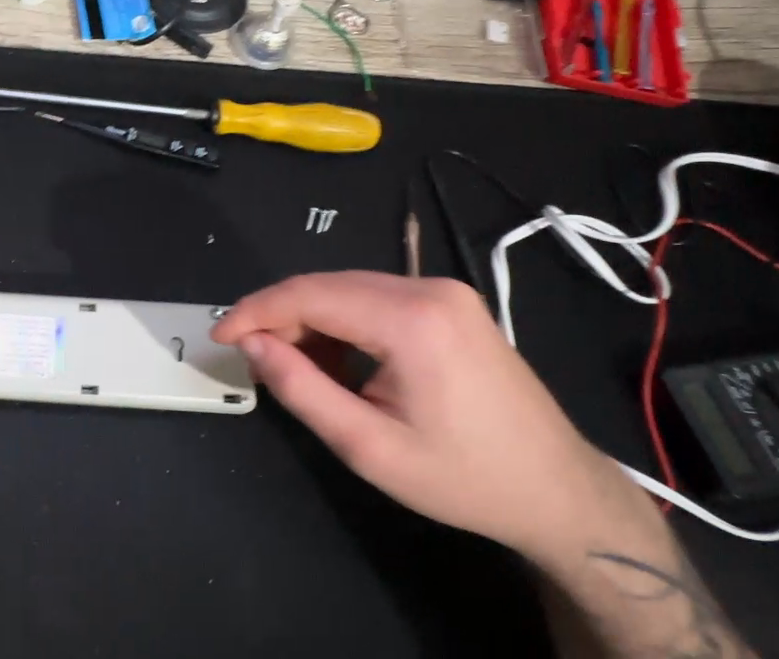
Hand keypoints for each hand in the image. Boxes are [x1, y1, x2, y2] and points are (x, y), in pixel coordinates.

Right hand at [211, 272, 653, 560]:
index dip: (254, 311)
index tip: (218, 337)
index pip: (307, 294)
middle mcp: (429, 289)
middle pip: (325, 286)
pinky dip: (341, 322)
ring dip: (309, 321)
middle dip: (279, 317)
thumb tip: (249, 343)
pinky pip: (374, 298)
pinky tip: (337, 360)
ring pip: (346, 289)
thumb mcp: (368, 446)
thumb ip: (300, 388)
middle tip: (252, 358)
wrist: (560, 492)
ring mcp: (445, 293)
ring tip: (296, 368)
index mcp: (411, 319)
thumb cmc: (463, 477)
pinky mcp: (450, 304)